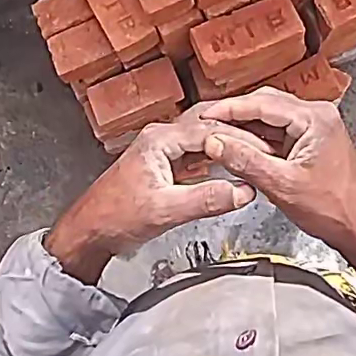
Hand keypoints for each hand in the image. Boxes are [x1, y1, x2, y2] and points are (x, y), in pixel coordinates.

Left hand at [45, 116, 263, 283]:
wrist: (90, 230)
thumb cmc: (114, 217)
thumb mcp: (165, 211)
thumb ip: (205, 199)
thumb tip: (242, 191)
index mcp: (158, 140)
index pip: (209, 129)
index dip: (240, 139)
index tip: (264, 149)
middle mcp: (159, 138)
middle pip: (206, 125)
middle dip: (236, 133)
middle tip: (265, 144)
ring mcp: (159, 150)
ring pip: (200, 138)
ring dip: (226, 144)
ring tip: (253, 152)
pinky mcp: (161, 165)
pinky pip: (193, 153)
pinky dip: (214, 157)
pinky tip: (228, 166)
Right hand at [197, 88, 355, 306]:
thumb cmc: (336, 208)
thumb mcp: (282, 184)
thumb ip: (245, 161)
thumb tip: (216, 143)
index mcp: (315, 119)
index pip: (261, 103)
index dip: (228, 108)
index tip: (205, 114)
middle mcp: (317, 117)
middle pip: (264, 105)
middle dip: (233, 114)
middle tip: (205, 122)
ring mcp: (313, 128)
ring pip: (268, 118)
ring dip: (242, 127)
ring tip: (216, 134)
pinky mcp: (308, 142)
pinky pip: (276, 132)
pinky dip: (255, 138)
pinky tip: (238, 147)